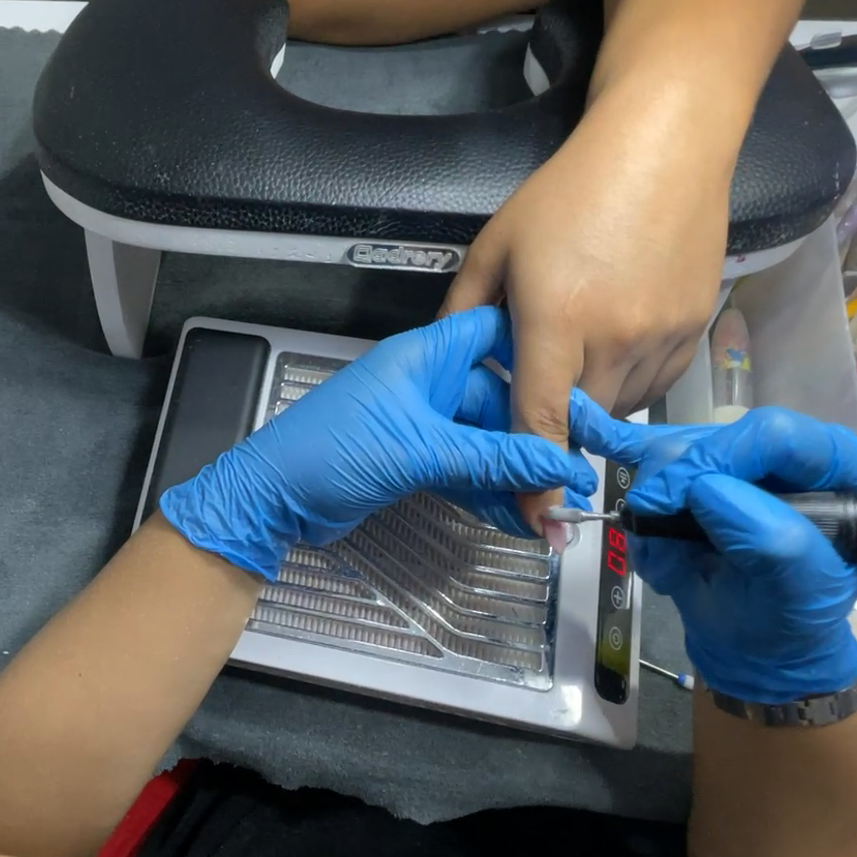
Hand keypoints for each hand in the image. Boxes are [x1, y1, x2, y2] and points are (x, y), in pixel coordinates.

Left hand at [160, 307, 599, 579]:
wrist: (273, 498)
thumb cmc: (326, 452)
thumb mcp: (419, 450)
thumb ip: (492, 458)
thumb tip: (559, 466)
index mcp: (424, 356)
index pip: (496, 336)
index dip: (540, 357)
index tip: (582, 390)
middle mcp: (426, 384)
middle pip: (500, 402)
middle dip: (535, 444)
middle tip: (575, 479)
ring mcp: (420, 424)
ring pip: (485, 444)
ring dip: (515, 480)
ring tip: (550, 516)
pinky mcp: (413, 460)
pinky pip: (465, 471)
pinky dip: (488, 494)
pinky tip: (516, 519)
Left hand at [442, 106, 725, 528]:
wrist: (668, 144)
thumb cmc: (566, 193)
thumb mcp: (493, 249)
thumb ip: (463, 313)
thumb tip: (450, 359)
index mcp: (557, 322)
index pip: (540, 418)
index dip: (535, 473)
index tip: (535, 516)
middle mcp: (616, 339)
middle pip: (583, 424)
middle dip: (558, 437)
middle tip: (539, 430)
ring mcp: (664, 335)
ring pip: (623, 409)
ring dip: (593, 411)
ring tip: (573, 374)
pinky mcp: (698, 327)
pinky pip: (657, 385)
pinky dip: (628, 387)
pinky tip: (609, 356)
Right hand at [570, 402, 856, 703]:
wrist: (747, 641)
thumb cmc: (784, 621)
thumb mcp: (795, 591)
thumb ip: (770, 539)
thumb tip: (704, 487)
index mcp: (843, 473)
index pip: (775, 436)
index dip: (717, 458)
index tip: (671, 499)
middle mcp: (789, 456)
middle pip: (715, 437)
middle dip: (672, 481)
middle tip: (649, 519)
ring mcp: (734, 461)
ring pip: (672, 448)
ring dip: (649, 498)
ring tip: (656, 550)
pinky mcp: (692, 471)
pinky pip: (647, 445)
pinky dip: (616, 439)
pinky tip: (588, 426)